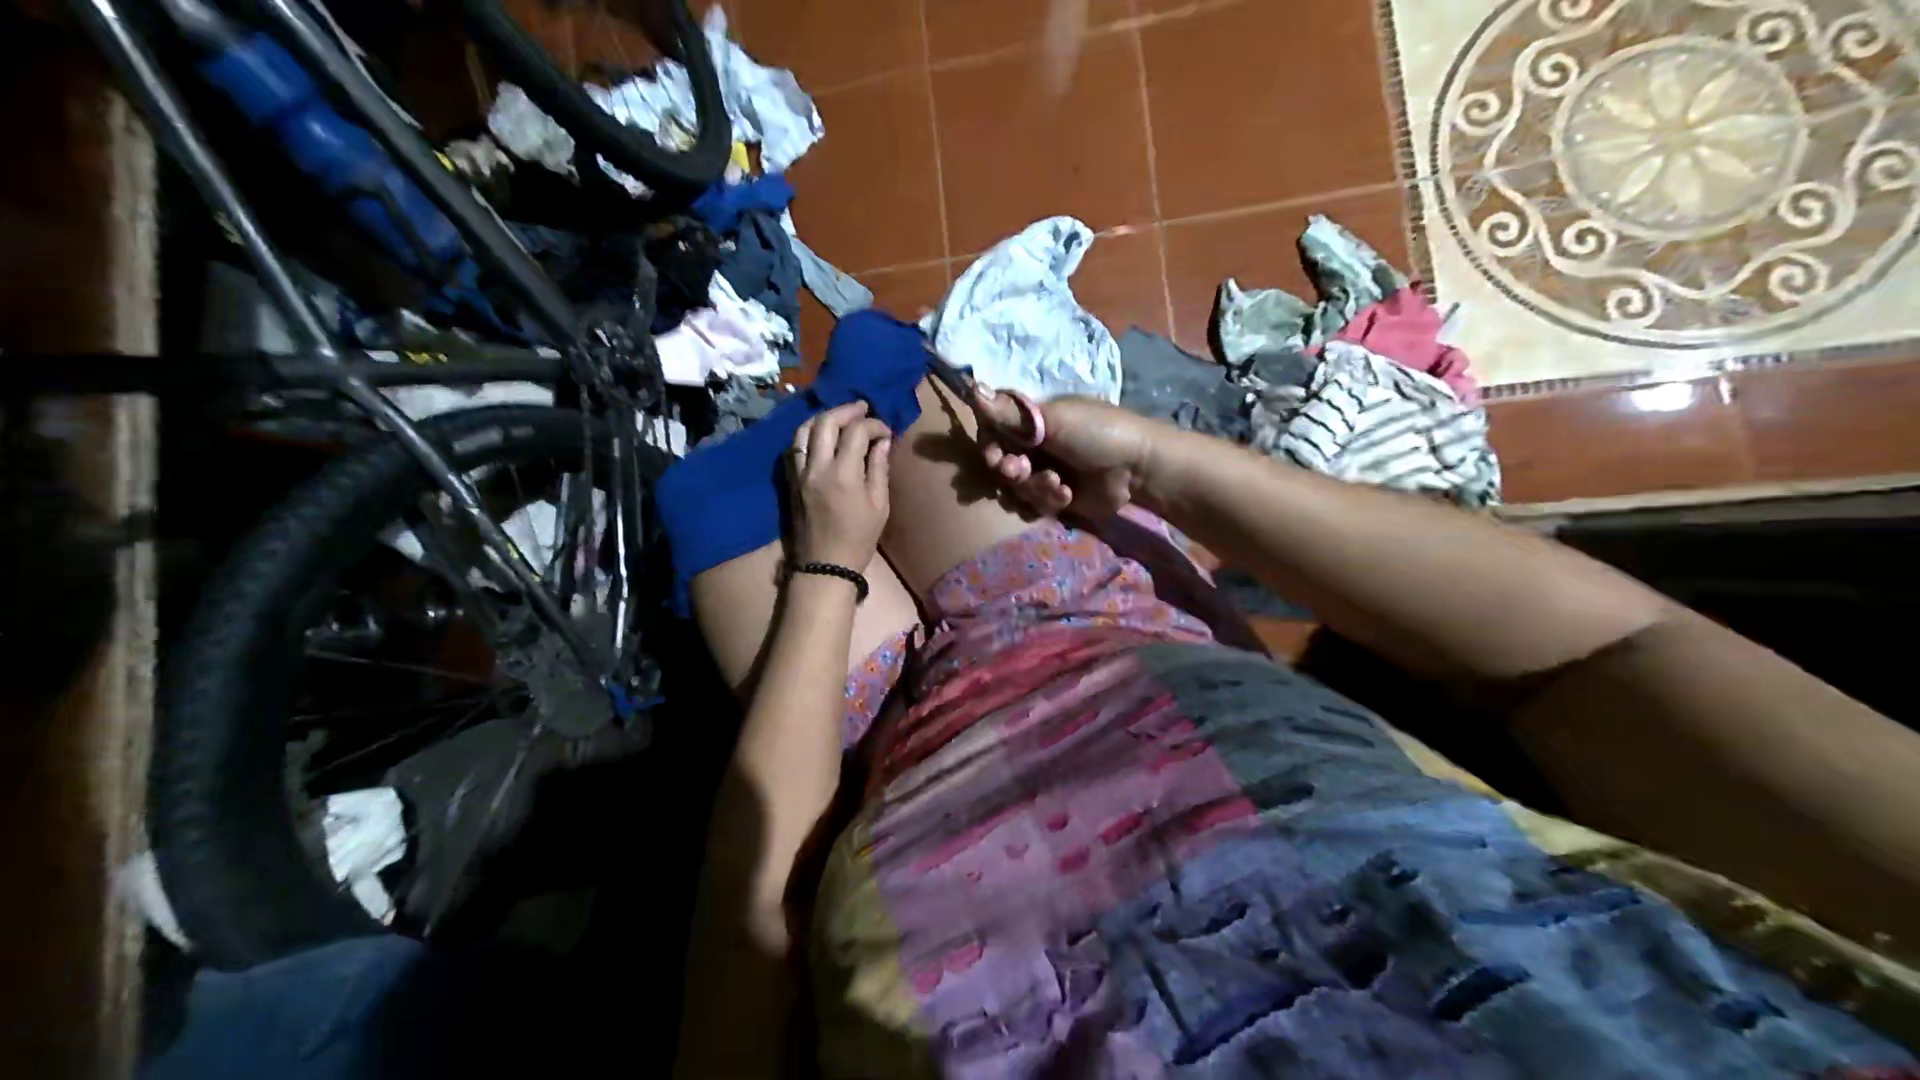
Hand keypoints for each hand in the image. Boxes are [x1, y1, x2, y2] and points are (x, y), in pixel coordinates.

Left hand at [790, 402, 891, 568]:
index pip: (857, 431)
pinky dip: (808, 435)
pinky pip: (795, 447)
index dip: (873, 424)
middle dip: (846, 411)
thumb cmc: (859, 539)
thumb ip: (878, 469)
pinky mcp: (790, 481)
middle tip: (863, 409)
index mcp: (843, 474)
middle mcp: (817, 467)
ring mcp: (799, 473)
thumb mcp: (879, 506)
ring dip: (823, 418)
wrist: (825, 565)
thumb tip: (882, 442)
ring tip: (841, 418)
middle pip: (826, 422)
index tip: (886, 431)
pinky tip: (822, 438)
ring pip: (804, 430)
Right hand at [972, 389, 1163, 517]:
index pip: (994, 429)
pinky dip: (1048, 501)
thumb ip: (1010, 413)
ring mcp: (1044, 471)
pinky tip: (1067, 494)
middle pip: (1000, 462)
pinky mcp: (1056, 497)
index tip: (994, 454)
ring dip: (1033, 487)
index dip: (989, 444)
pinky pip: (1034, 504)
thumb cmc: (1097, 432)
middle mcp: (1034, 445)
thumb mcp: (1053, 420)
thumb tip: (973, 388)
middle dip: (1010, 470)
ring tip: (1058, 484)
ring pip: (1016, 487)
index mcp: (1032, 420)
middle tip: (1020, 470)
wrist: (1136, 468)